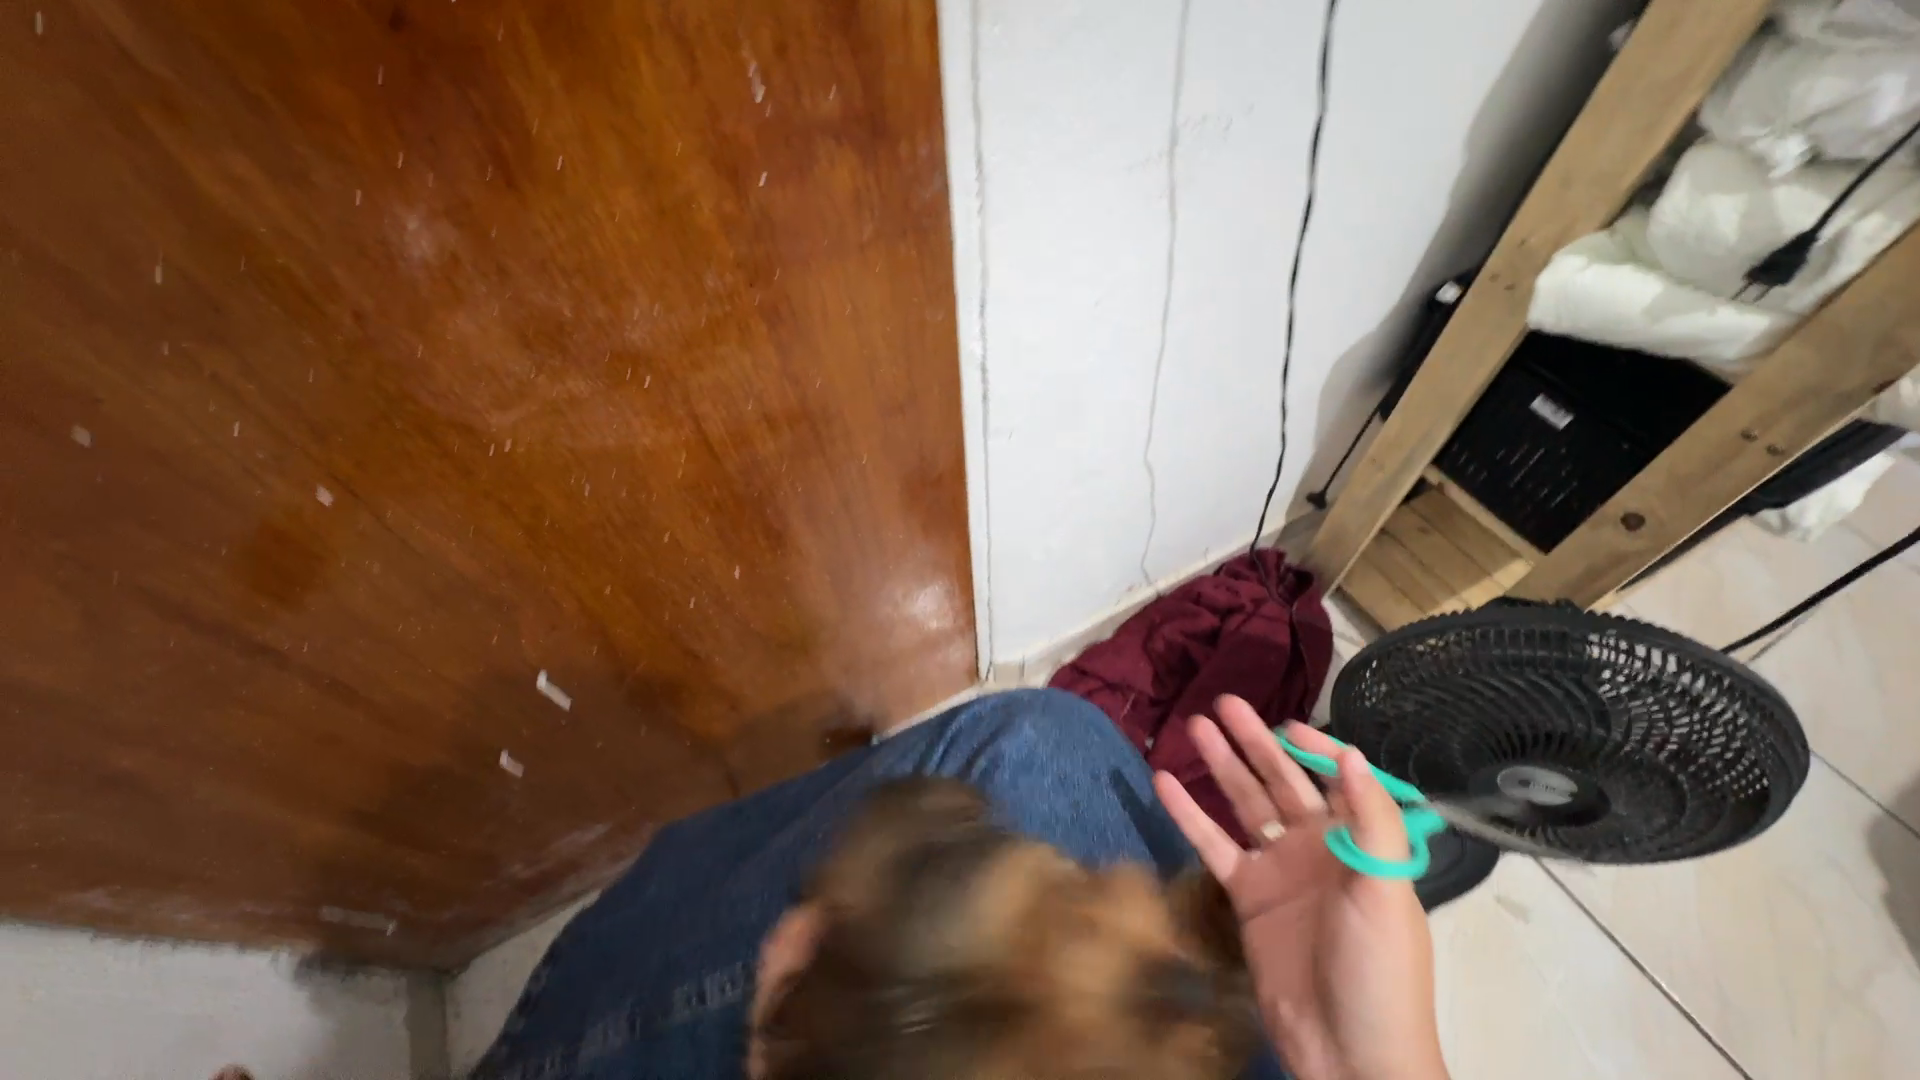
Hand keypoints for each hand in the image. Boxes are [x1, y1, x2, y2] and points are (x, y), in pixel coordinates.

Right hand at [1153, 696, 1447, 1079]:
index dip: (1313, 747)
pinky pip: (1213, 844)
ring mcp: (1277, 868)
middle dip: (1254, 742)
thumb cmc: (1380, 969)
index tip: (1284, 722)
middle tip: (1223, 703)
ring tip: (1193, 726)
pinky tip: (1164, 781)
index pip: (1335, 779)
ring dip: (1220, 766)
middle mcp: (1316, 846)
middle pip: (1281, 781)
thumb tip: (1351, 752)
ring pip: (1244, 804)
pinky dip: (1189, 813)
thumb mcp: (1386, 891)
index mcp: (1357, 842)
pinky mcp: (1246, 895)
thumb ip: (1371, 821)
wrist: (1348, 1053)